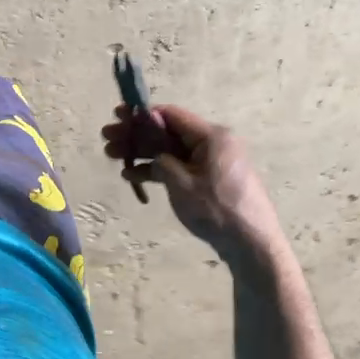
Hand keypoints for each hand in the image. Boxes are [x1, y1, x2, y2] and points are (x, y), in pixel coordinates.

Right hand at [101, 103, 284, 265]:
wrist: (252, 244)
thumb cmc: (217, 209)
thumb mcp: (182, 183)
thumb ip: (162, 161)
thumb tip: (153, 154)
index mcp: (211, 136)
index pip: (171, 115)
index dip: (142, 114)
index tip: (117, 116)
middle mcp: (213, 144)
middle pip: (168, 133)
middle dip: (137, 135)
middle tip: (107, 137)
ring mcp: (211, 163)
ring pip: (170, 151)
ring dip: (142, 153)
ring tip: (112, 155)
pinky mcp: (209, 180)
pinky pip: (179, 167)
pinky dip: (157, 170)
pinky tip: (132, 176)